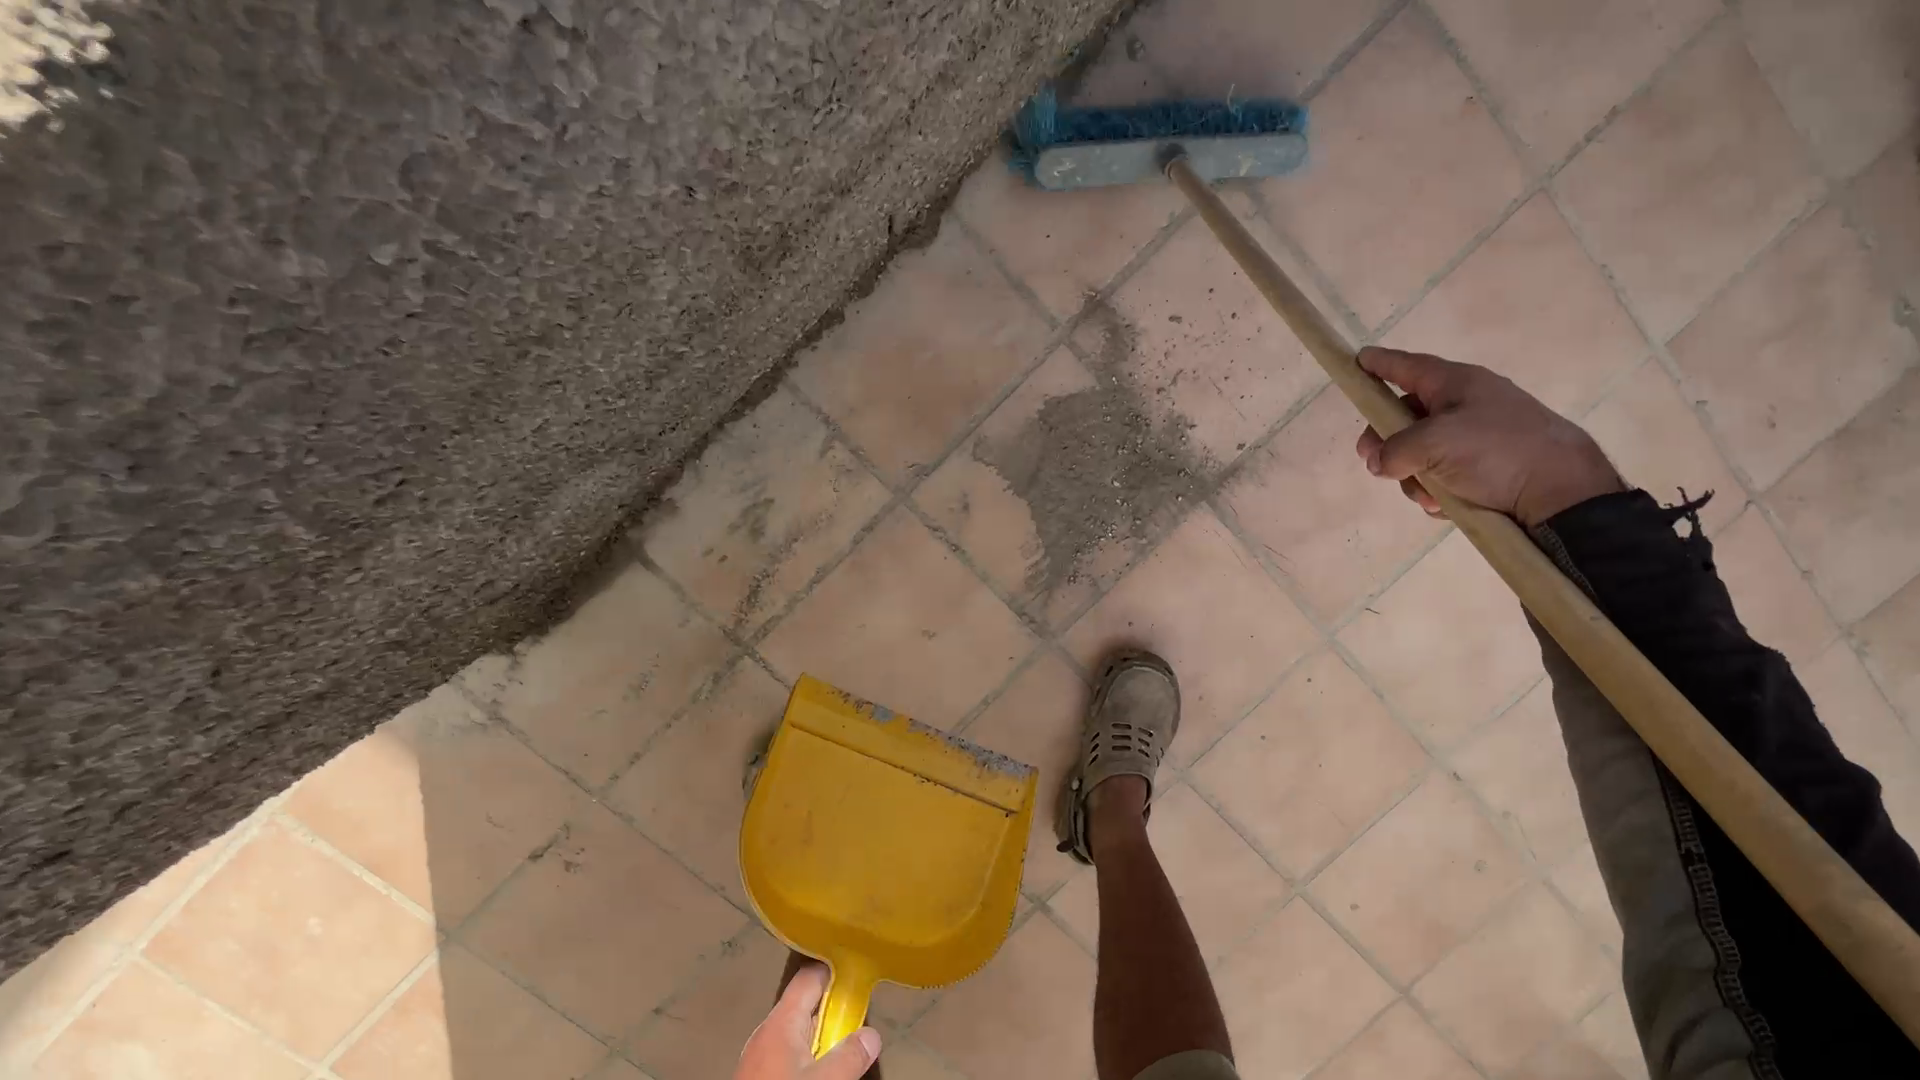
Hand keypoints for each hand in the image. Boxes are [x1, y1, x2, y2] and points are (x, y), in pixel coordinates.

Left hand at [735, 965, 881, 1079]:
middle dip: (833, 1011)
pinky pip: (788, 1055)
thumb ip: (850, 1057)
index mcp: (781, 1021)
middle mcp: (767, 1031)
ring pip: (798, 1033)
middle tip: (859, 1021)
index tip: (861, 974)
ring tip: (844, 1050)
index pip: (810, 976)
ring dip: (822, 1039)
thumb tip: (872, 1034)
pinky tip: (820, 1074)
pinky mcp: (758, 1075)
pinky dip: (807, 1058)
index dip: (836, 970)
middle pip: (805, 1006)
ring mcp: (759, 1055)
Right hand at [1353, 347, 1623, 525]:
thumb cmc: (1495, 452)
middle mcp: (1466, 406)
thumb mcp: (1432, 443)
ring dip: (1413, 476)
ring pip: (1421, 453)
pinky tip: (1444, 504)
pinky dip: (1436, 490)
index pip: (1407, 367)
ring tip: (1427, 495)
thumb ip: (1393, 449)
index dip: (1379, 364)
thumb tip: (1380, 462)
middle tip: (1374, 463)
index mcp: (1456, 384)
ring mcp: (1477, 439)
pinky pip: (1442, 476)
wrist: (1561, 493)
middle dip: (1387, 442)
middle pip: (1406, 416)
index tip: (1356, 361)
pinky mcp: (1487, 469)